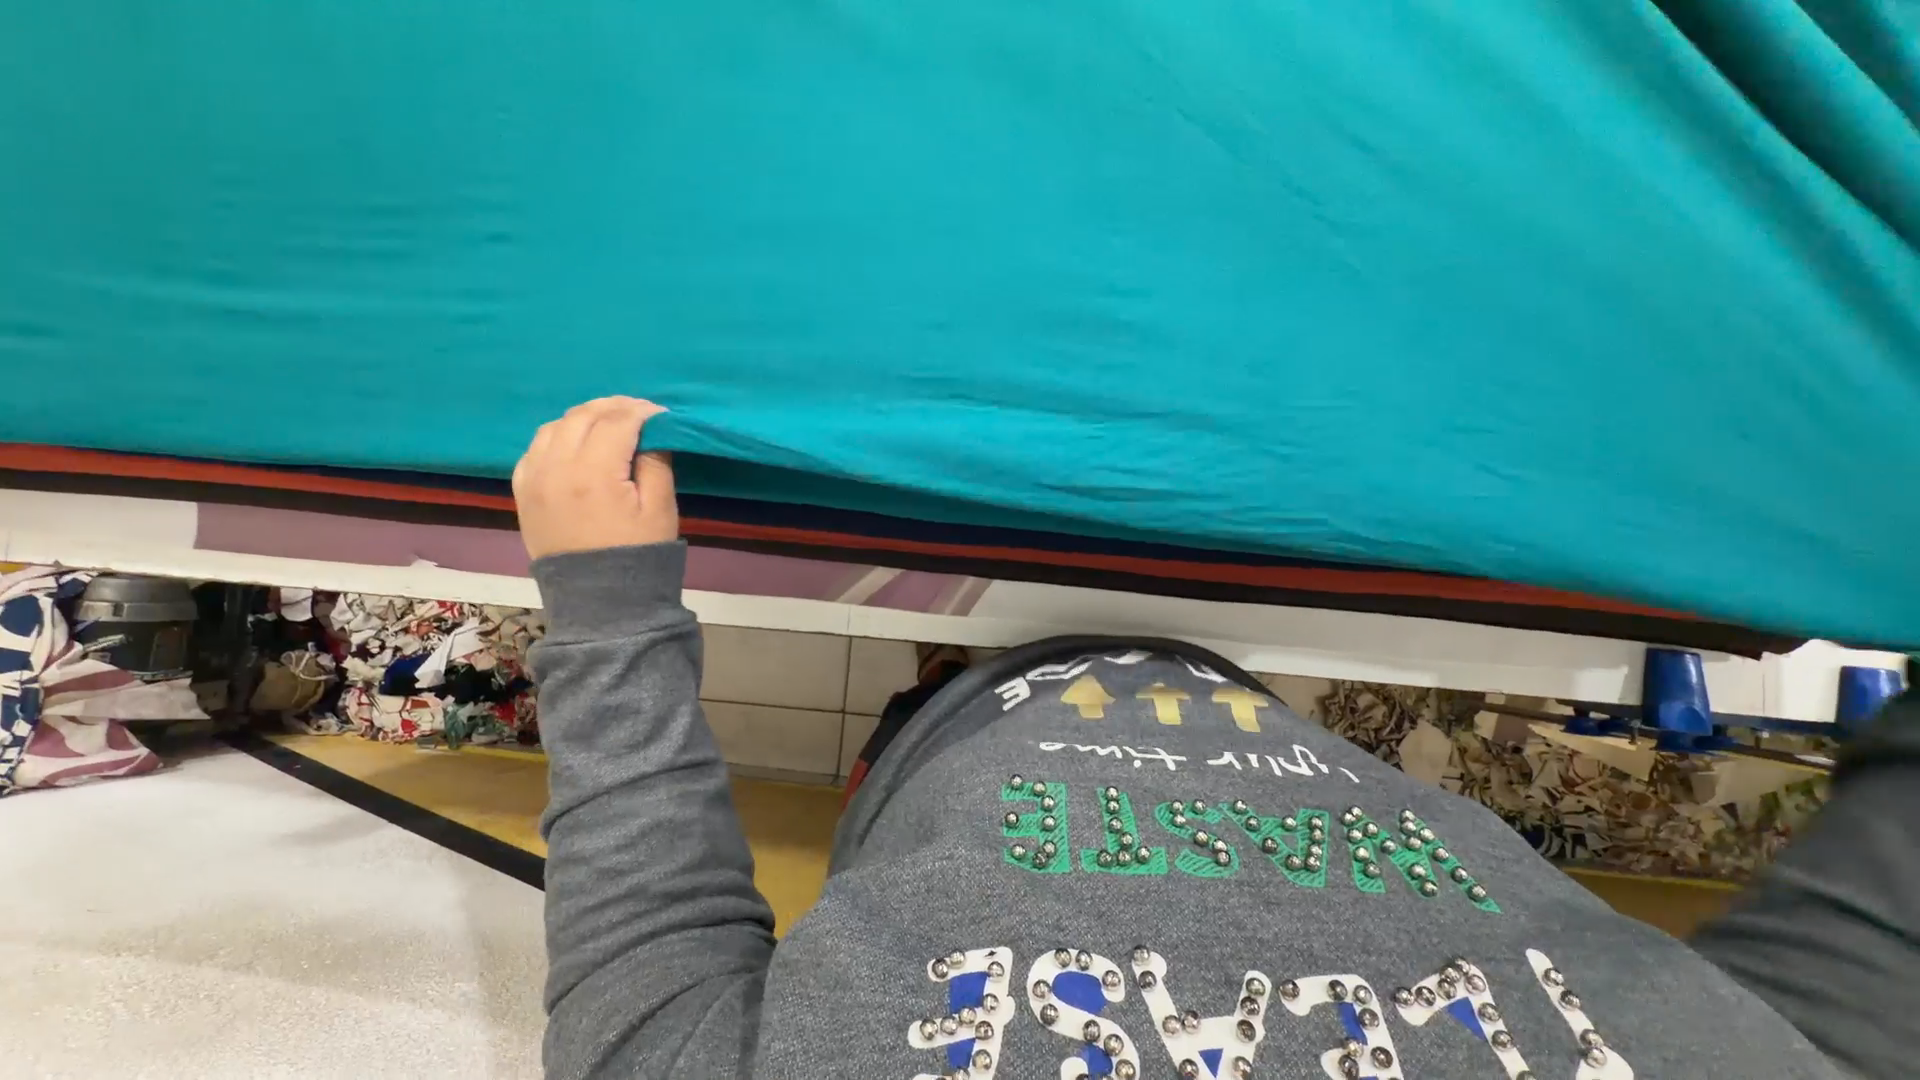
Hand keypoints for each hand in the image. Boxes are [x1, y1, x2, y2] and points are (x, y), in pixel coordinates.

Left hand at [512, 396, 678, 559]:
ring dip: (584, 418)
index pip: (617, 422)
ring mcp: (533, 479)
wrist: (600, 600)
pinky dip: (558, 437)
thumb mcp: (660, 508)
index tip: (662, 414)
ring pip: (554, 426)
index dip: (642, 412)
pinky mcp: (523, 492)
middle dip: (614, 407)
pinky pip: (535, 449)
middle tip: (639, 412)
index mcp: (595, 473)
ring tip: (608, 424)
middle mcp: (557, 468)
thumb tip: (652, 432)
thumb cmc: (639, 553)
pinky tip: (576, 444)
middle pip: (582, 416)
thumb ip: (656, 462)